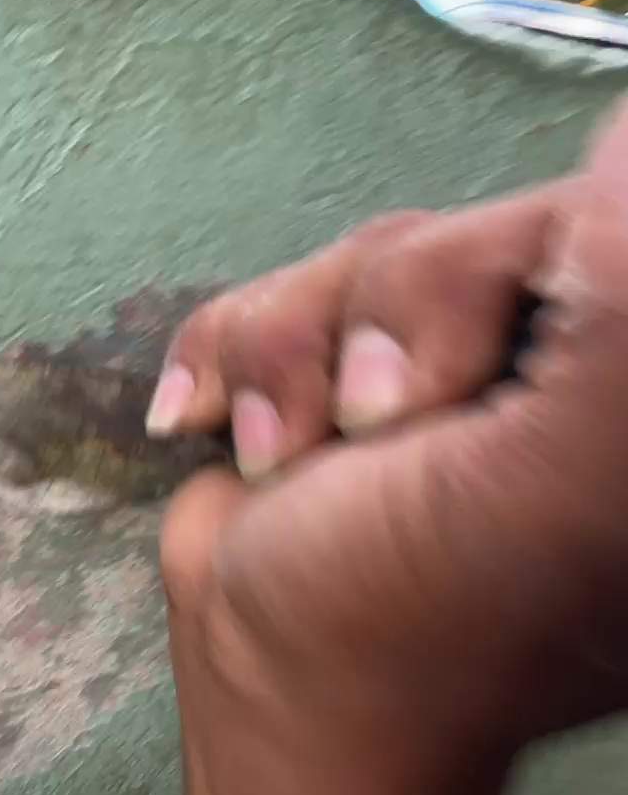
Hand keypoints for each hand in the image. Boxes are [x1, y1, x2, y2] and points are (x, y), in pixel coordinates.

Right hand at [152, 105, 627, 794]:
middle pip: (426, 244)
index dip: (463, 293)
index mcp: (621, 377)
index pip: (567, 222)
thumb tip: (626, 133)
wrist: (260, 661)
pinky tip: (208, 426)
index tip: (420, 405)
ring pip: (325, 273)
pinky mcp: (315, 373)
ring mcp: (418, 362)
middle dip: (346, 340)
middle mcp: (543, 355)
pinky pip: (249, 306)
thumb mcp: (544, 481)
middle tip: (352, 440)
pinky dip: (210, 367)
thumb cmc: (402, 605)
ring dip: (267, 366)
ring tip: (274, 457)